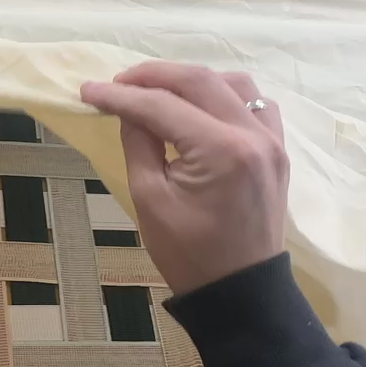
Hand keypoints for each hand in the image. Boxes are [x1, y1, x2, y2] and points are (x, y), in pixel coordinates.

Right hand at [79, 62, 288, 296]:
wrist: (239, 290)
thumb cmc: (188, 253)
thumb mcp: (149, 198)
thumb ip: (138, 143)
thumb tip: (129, 109)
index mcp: (220, 151)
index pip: (161, 106)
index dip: (120, 96)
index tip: (88, 91)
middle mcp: (252, 135)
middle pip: (199, 80)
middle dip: (152, 76)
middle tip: (117, 83)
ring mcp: (272, 140)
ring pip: (232, 83)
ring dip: (191, 80)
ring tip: (157, 91)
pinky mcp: (277, 150)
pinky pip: (255, 104)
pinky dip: (225, 95)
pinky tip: (201, 106)